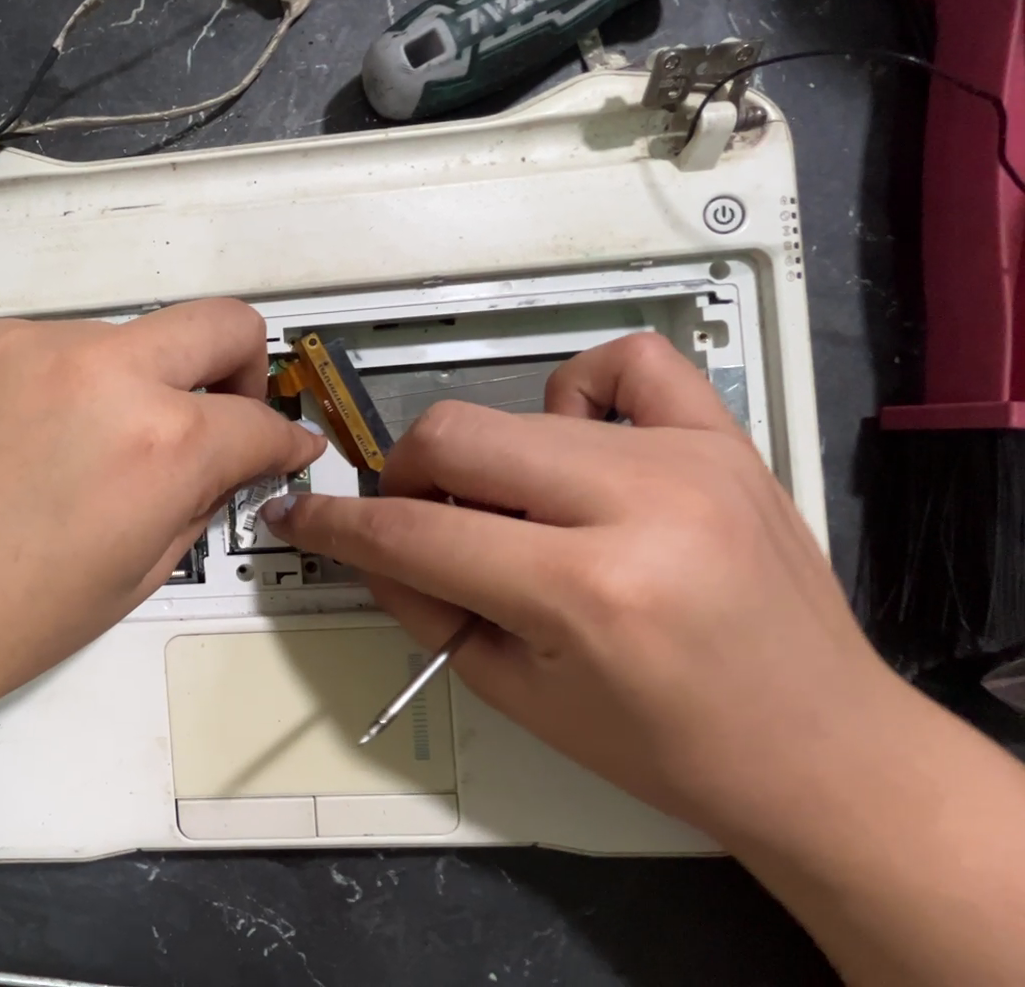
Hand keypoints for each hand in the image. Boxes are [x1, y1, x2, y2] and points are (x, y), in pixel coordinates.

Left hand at [0, 298, 323, 754]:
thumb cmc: (3, 624)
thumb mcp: (136, 576)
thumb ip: (199, 499)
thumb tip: (232, 461)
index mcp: (158, 442)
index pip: (262, 419)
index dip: (283, 443)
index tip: (279, 449)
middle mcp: (100, 370)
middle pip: (222, 322)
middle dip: (239, 369)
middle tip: (215, 416)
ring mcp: (25, 345)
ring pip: (122, 337)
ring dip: (130, 382)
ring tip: (85, 447)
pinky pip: (42, 346)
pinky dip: (55, 383)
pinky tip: (22, 439)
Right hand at [263, 333, 898, 837]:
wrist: (822, 752)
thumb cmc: (659, 746)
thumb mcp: (509, 690)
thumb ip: (425, 601)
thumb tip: (376, 537)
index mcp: (584, 591)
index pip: (410, 533)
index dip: (333, 524)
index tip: (293, 516)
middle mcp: (638, 504)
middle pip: (449, 436)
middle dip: (405, 482)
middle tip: (425, 529)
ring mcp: (689, 458)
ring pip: (509, 408)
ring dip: (478, 463)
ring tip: (517, 516)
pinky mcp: (725, 438)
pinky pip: (623, 363)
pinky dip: (573, 394)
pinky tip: (578, 447)